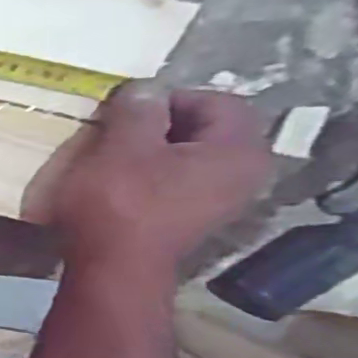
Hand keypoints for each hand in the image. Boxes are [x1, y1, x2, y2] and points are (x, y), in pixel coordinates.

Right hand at [48, 82, 272, 272]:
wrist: (112, 268)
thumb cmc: (121, 202)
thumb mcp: (122, 145)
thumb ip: (138, 109)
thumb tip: (146, 89)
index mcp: (239, 151)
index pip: (215, 101)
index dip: (169, 99)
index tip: (127, 113)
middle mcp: (244, 175)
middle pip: (205, 129)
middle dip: (161, 124)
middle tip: (119, 131)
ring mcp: (221, 201)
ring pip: (189, 155)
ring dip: (152, 149)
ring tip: (115, 155)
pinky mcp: (193, 218)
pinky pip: (179, 180)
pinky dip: (153, 173)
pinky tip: (121, 182)